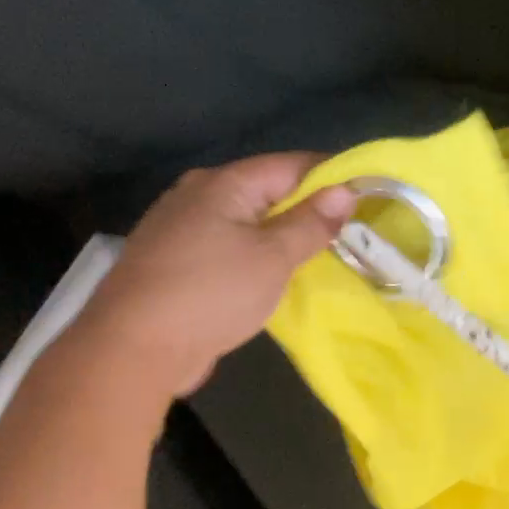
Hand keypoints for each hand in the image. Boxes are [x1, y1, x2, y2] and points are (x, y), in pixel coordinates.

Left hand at [69, 152, 354, 400]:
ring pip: (247, 219)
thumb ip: (310, 223)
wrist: (139, 342)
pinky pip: (231, 244)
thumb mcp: (273, 258)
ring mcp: (184, 227)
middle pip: (266, 189)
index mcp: (224, 184)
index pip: (289, 166)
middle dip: (308, 204)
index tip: (368, 192)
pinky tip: (275, 273)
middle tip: (352, 228)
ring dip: (283, 231)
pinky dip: (259, 252)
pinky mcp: (179, 260)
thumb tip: (346, 190)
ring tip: (321, 252)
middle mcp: (198, 194)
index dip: (331, 175)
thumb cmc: (213, 293)